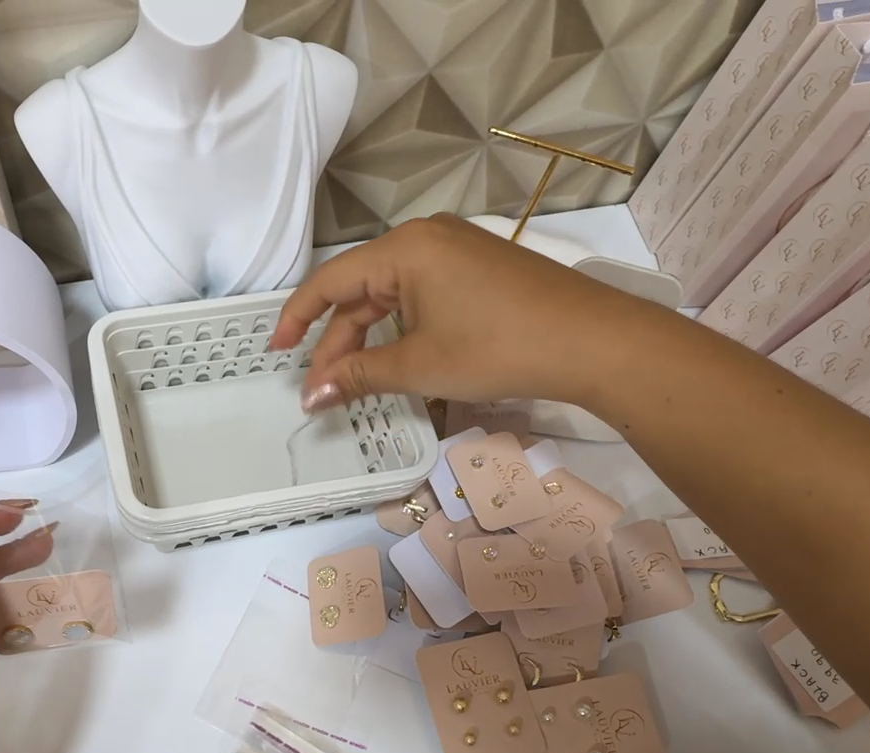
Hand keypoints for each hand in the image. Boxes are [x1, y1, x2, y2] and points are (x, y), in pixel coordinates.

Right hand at [272, 214, 672, 411]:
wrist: (592, 341)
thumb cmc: (497, 346)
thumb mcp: (418, 365)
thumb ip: (357, 376)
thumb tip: (311, 397)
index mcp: (404, 248)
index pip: (331, 281)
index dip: (298, 318)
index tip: (276, 351)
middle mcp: (426, 238)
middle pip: (361, 291)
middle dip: (338, 342)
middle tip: (323, 390)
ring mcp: (455, 251)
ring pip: (390, 297)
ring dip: (368, 340)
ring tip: (354, 383)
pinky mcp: (476, 270)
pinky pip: (420, 296)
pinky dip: (400, 330)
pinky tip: (395, 360)